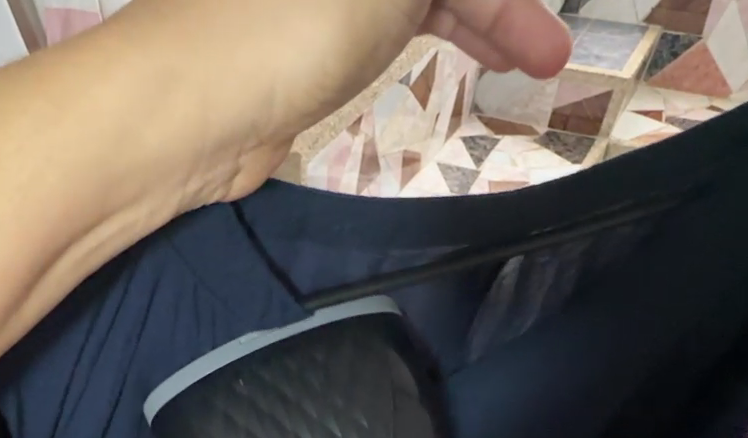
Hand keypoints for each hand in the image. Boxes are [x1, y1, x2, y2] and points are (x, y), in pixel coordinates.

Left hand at [111, 0, 573, 205]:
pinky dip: (438, 34)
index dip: (489, 1)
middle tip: (551, 46)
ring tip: (537, 62)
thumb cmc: (295, 19)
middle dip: (497, 1)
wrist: (196, 115)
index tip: (535, 21)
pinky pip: (392, 23)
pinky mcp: (312, 37)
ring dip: (483, 17)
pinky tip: (471, 56)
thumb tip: (422, 13)